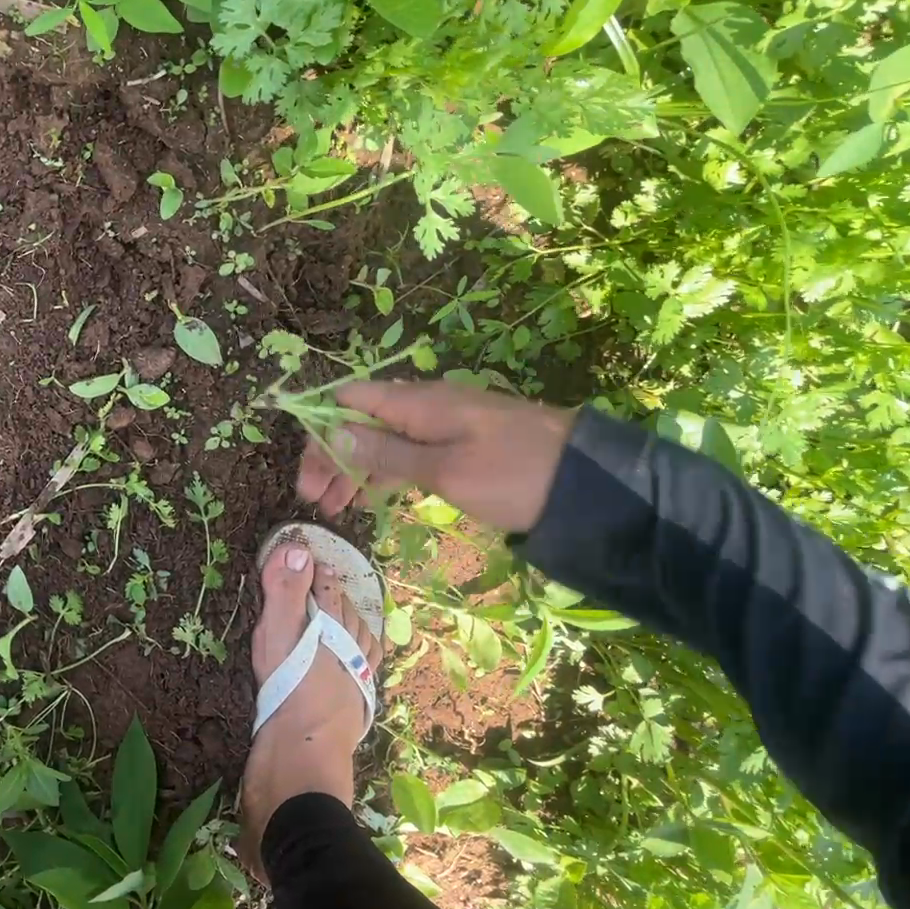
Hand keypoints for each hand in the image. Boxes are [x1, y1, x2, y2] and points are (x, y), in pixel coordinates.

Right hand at [294, 380, 579, 533]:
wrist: (600, 486)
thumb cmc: (516, 475)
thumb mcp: (444, 469)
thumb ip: (384, 451)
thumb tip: (331, 432)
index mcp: (415, 403)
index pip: (345, 402)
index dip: (319, 433)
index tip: (309, 476)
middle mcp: (424, 406)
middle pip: (358, 421)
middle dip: (332, 456)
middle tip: (317, 500)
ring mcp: (444, 424)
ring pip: (381, 438)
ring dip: (354, 468)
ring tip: (338, 506)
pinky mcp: (462, 444)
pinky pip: (407, 450)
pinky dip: (384, 471)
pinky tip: (373, 495)